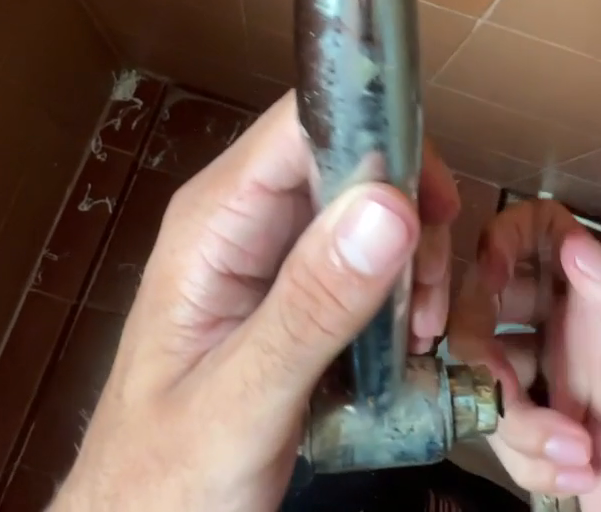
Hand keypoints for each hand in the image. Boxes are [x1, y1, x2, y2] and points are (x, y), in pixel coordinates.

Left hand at [58, 94, 459, 510]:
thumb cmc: (165, 476)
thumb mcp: (242, 398)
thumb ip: (311, 305)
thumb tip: (388, 205)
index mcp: (216, 216)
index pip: (307, 125)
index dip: (379, 137)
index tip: (435, 207)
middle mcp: (244, 214)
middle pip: (348, 157)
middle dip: (407, 210)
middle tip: (430, 295)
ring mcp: (269, 248)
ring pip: (365, 203)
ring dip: (411, 254)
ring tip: (423, 329)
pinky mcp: (292, 283)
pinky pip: (363, 251)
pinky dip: (401, 284)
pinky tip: (410, 338)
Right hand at [448, 200, 600, 511]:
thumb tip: (573, 244)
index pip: (544, 231)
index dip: (504, 238)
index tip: (489, 283)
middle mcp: (576, 330)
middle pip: (494, 297)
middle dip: (480, 343)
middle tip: (503, 390)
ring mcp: (557, 382)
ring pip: (489, 366)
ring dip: (512, 418)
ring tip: (571, 460)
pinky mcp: (544, 435)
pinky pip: (500, 423)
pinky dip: (522, 458)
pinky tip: (572, 481)